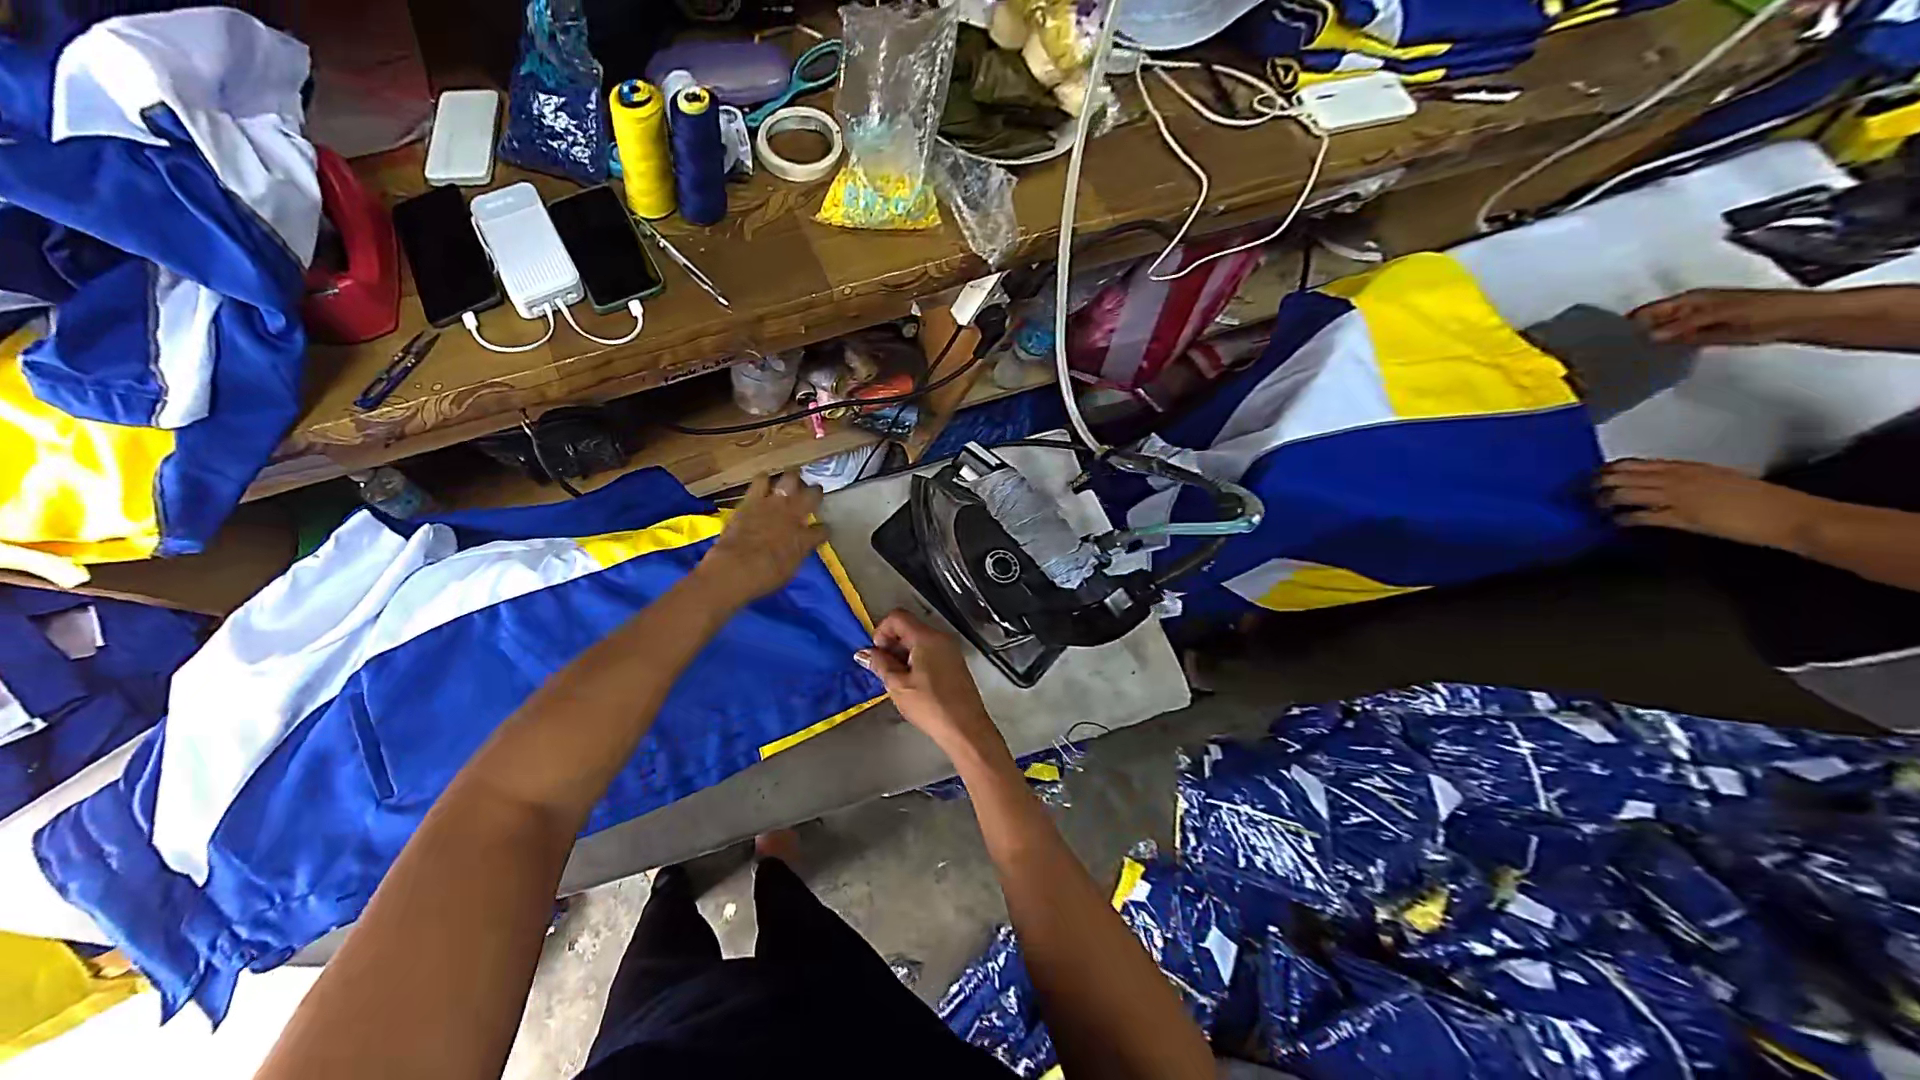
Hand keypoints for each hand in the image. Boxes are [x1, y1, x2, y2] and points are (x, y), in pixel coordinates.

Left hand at [696, 472, 827, 605]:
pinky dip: (764, 479)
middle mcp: (794, 516)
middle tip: (812, 492)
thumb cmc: (764, 578)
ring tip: (790, 480)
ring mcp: (773, 505)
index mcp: (805, 539)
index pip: (822, 530)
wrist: (735, 568)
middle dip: (815, 492)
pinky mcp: (752, 500)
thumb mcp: (789, 570)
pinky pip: (761, 480)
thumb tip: (800, 548)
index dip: (823, 530)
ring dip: (791, 479)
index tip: (822, 531)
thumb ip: (797, 554)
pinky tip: (764, 481)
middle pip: (813, 494)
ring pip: (789, 479)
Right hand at [856, 609, 1007, 762]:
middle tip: (883, 669)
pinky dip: (916, 662)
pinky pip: (930, 652)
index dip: (881, 632)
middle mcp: (941, 638)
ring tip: (898, 681)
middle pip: (908, 627)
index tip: (876, 653)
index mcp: (927, 637)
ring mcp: (950, 650)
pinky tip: (912, 684)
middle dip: (891, 645)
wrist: (965, 728)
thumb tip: (866, 653)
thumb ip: (879, 664)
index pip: (897, 617)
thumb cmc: (933, 707)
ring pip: (918, 641)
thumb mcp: (898, 685)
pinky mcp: (954, 664)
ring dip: (902, 655)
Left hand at [1596, 458, 1822, 548]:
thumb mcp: (1721, 479)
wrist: (1789, 514)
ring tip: (1596, 504)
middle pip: (1625, 476)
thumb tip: (1670, 483)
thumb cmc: (1761, 498)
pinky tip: (1614, 521)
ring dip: (1605, 499)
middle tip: (1588, 488)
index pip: (1640, 463)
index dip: (1615, 468)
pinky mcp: (1680, 518)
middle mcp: (1678, 478)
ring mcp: (1677, 497)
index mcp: (1690, 467)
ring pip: (1625, 493)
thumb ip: (1693, 479)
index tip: (1599, 471)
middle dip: (1601, 482)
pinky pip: (1641, 516)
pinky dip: (1623, 518)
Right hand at [1628, 288, 1820, 345]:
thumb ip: (1684, 326)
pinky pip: (1673, 340)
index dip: (1627, 322)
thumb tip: (1650, 337)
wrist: (1801, 319)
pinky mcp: (1703, 333)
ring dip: (1645, 340)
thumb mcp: (1720, 316)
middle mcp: (1688, 309)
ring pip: (1660, 331)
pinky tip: (1653, 356)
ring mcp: (1695, 321)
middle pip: (1649, 321)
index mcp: (1689, 300)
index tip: (1607, 339)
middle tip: (1610, 351)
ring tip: (1626, 356)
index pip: (1646, 311)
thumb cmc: (1765, 311)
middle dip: (1631, 332)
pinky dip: (1661, 346)